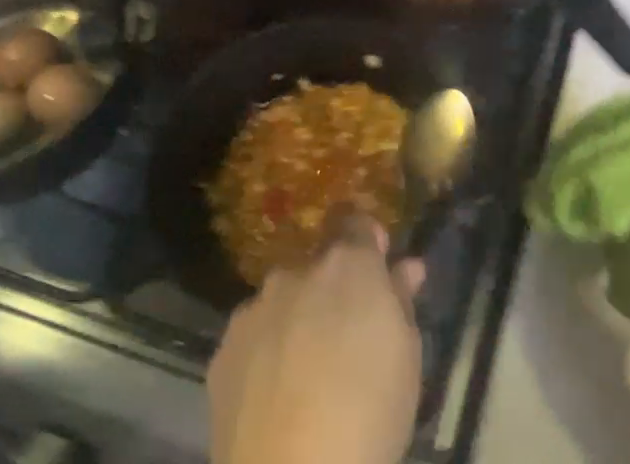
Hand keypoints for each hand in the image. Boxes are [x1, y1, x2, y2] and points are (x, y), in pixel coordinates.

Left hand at [209, 212, 426, 463]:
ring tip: (312, 371)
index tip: (377, 263)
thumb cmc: (371, 410)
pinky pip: (254, 337)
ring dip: (297, 319)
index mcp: (346, 266)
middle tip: (349, 334)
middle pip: (315, 267)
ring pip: (281, 302)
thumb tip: (404, 268)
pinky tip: (279, 392)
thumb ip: (401, 301)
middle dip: (332, 289)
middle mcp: (294, 275)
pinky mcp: (222, 353)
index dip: (364, 237)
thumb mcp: (407, 355)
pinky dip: (268, 352)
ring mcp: (251, 312)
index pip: (351, 219)